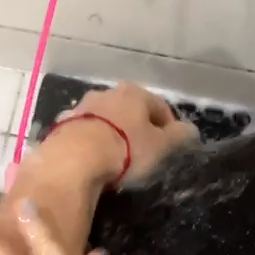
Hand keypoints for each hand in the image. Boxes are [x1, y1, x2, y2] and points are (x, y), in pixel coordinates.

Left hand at [40, 82, 196, 186]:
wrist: (74, 159)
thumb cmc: (126, 149)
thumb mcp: (160, 147)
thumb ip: (178, 137)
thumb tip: (192, 130)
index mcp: (134, 93)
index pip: (160, 106)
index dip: (169, 127)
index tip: (171, 147)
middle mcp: (107, 93)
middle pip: (129, 110)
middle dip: (138, 129)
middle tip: (144, 154)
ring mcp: (81, 107)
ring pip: (105, 120)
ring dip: (112, 134)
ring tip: (116, 160)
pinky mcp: (62, 125)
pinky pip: (85, 133)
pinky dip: (91, 143)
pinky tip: (93, 161)